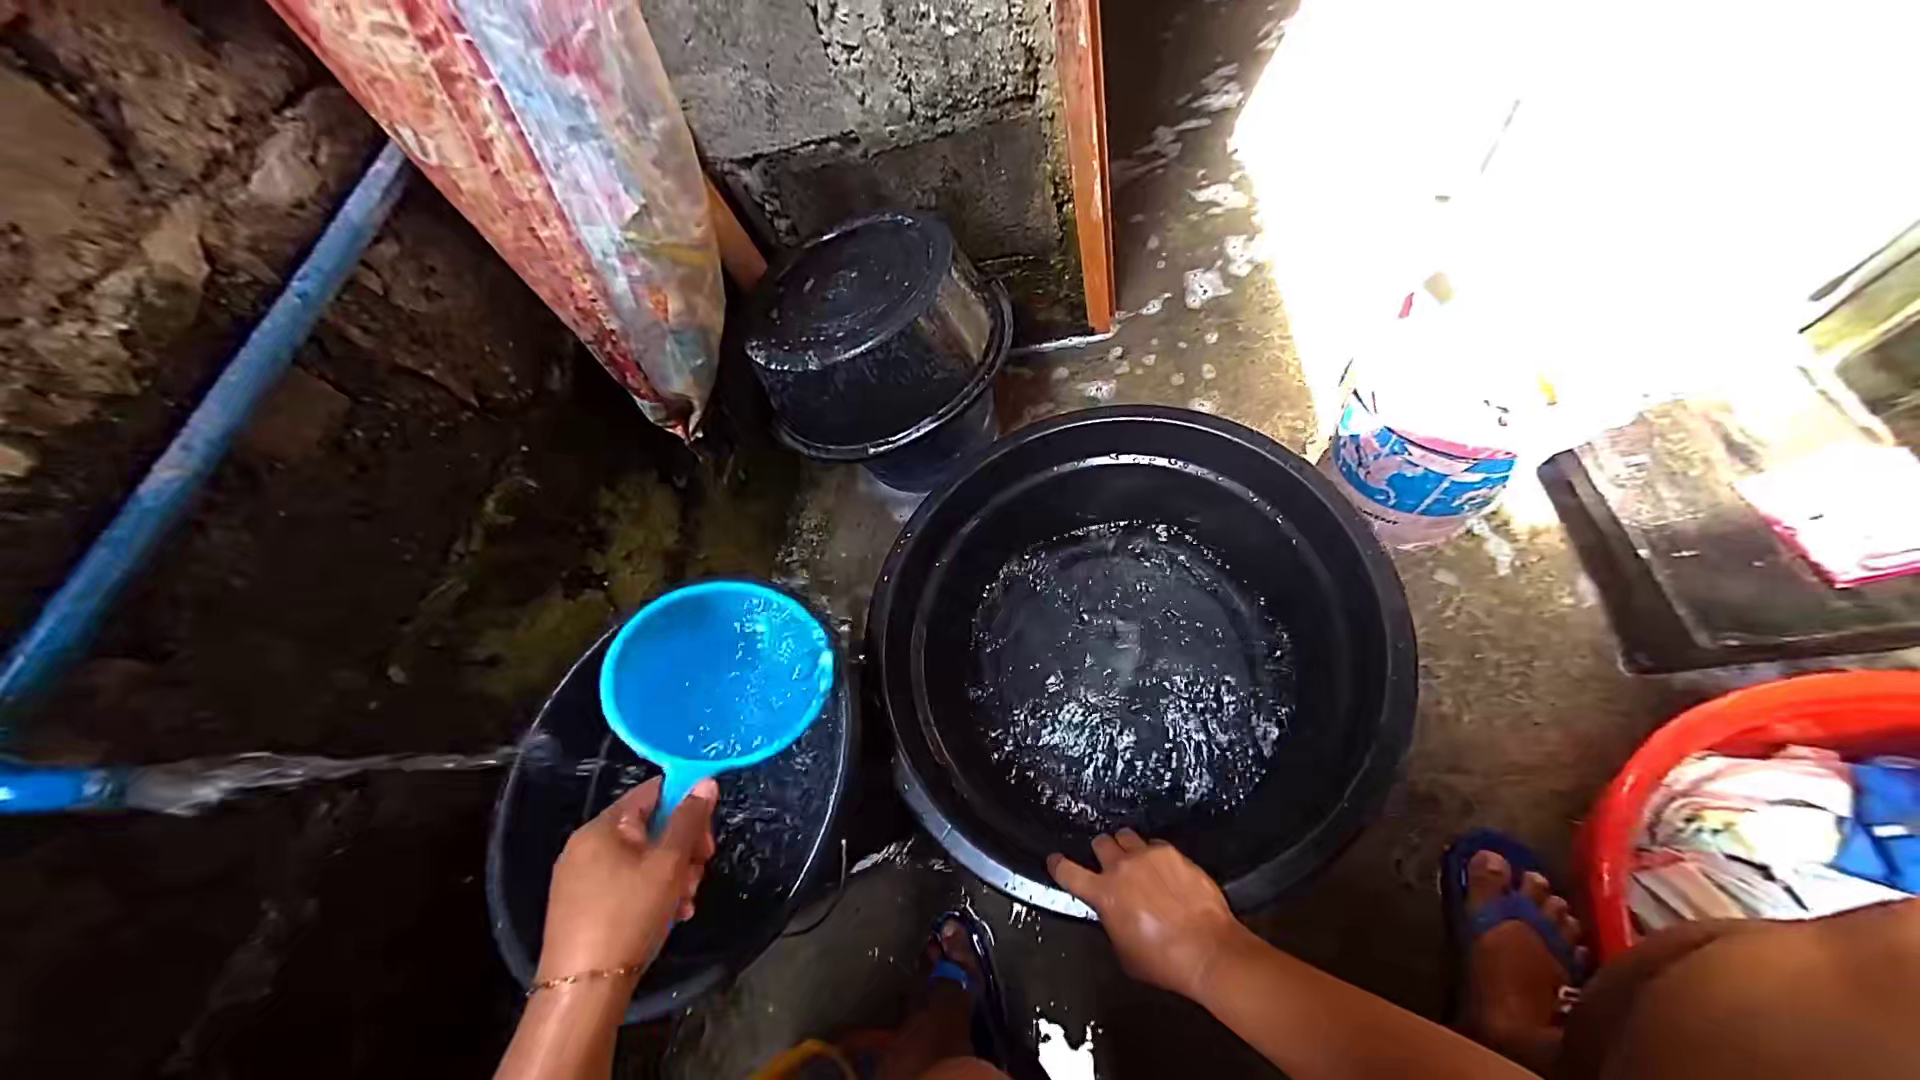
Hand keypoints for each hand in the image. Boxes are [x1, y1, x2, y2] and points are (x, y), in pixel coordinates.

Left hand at [536, 776, 719, 983]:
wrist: (582, 992)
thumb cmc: (629, 915)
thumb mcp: (669, 863)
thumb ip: (690, 819)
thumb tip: (706, 781)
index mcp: (602, 827)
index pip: (653, 792)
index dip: (687, 805)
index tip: (707, 835)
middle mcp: (586, 845)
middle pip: (651, 827)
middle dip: (684, 847)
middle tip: (699, 871)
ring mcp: (581, 878)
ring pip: (643, 858)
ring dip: (673, 874)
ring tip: (686, 901)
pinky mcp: (582, 906)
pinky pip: (627, 882)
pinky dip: (653, 891)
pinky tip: (670, 914)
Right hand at [1049, 829, 1250, 1001]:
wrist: (1208, 950)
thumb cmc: (1167, 960)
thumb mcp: (1125, 953)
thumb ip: (1111, 924)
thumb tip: (1112, 916)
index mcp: (1103, 894)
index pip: (1068, 871)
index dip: (1058, 865)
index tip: (1056, 861)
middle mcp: (1121, 868)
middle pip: (1100, 843)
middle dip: (1102, 853)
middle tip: (1111, 865)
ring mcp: (1147, 856)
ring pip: (1126, 836)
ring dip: (1127, 848)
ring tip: (1136, 862)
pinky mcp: (1171, 853)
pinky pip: (1155, 845)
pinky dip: (1155, 855)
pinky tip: (1164, 871)